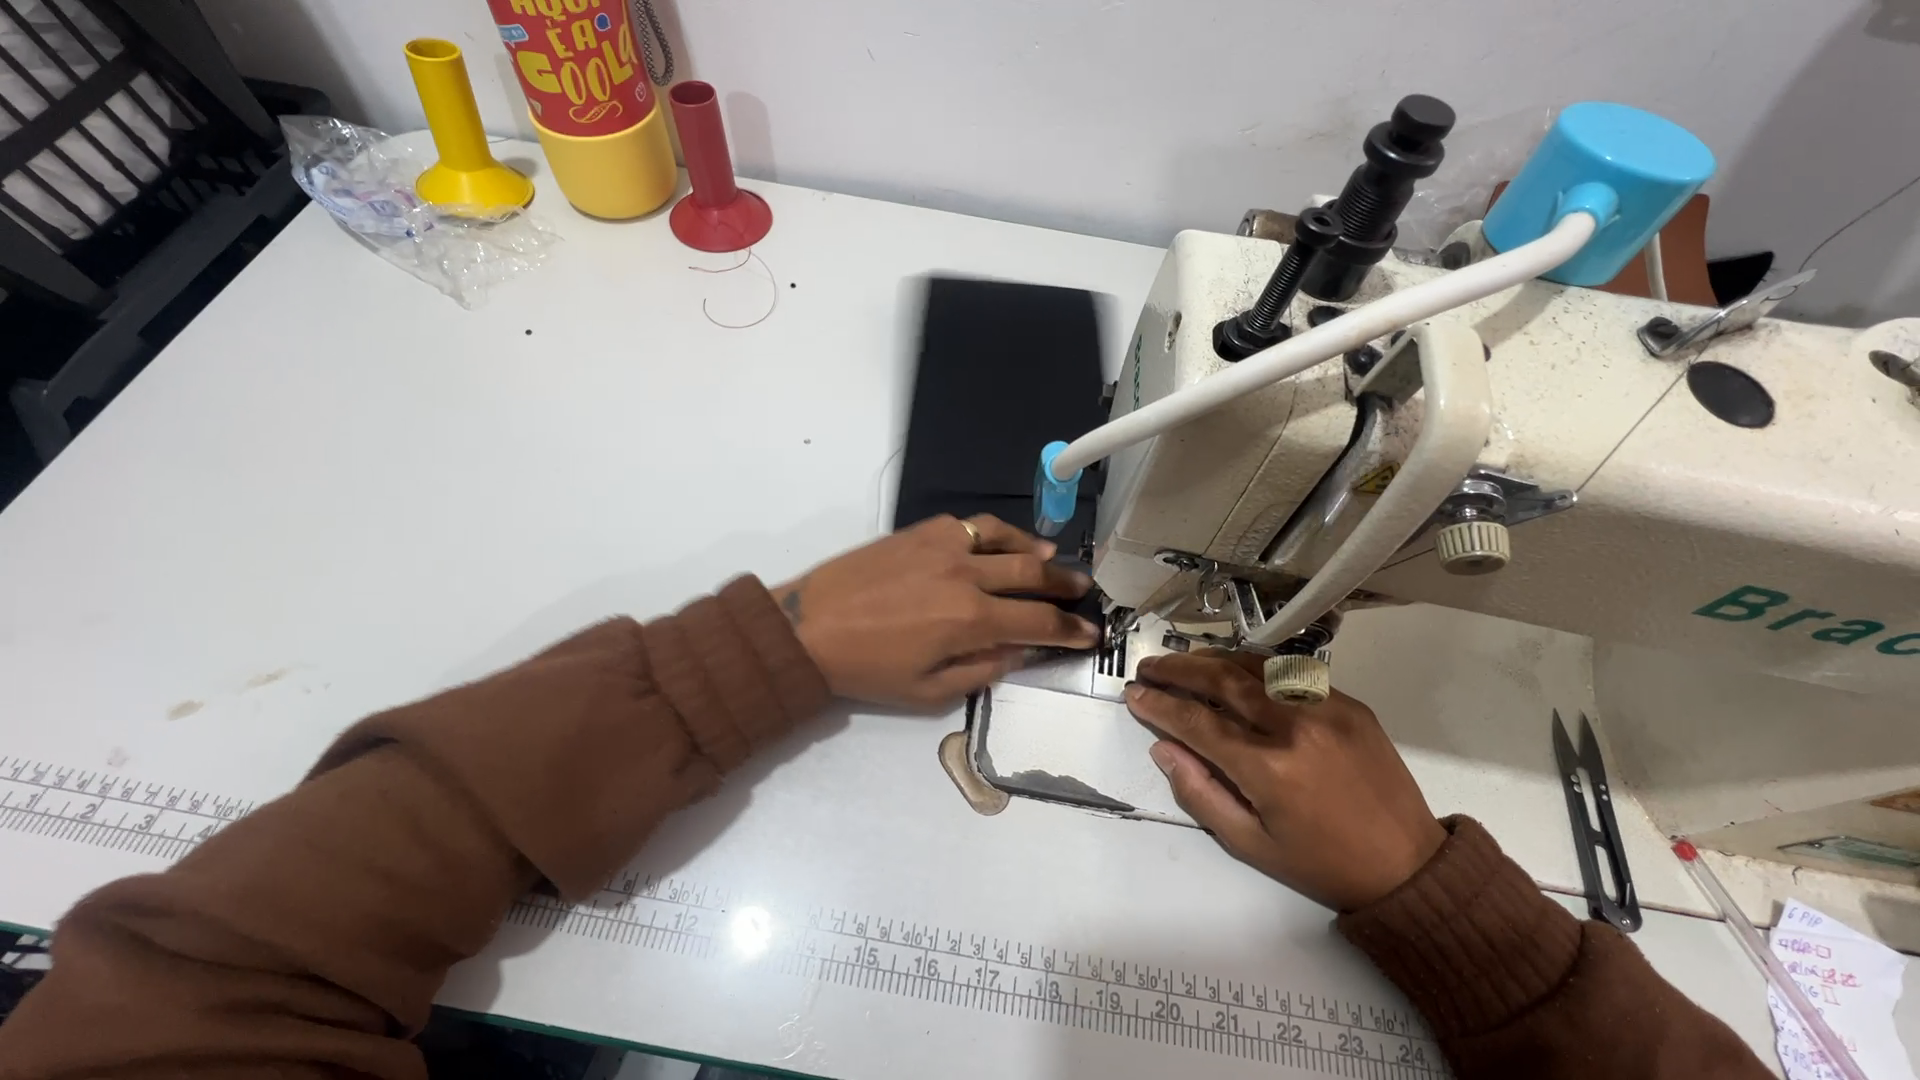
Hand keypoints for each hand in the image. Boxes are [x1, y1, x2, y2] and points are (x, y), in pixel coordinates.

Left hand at [772, 515, 1099, 706]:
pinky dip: (998, 531)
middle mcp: (967, 575)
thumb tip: (1020, 652)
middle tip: (1083, 591)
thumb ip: (982, 670)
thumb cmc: (867, 668)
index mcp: (971, 620)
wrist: (809, 626)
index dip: (1070, 630)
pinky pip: (972, 524)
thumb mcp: (928, 691)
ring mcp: (944, 546)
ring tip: (1055, 556)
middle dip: (1065, 585)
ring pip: (1007, 539)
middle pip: (1032, 573)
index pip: (1039, 622)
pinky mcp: (922, 531)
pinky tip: (1004, 540)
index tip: (1090, 633)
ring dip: (1038, 549)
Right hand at [1125, 651, 1445, 911]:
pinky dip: (1254, 666)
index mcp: (1268, 768)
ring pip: (1255, 666)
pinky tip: (1234, 669)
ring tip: (1183, 661)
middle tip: (1149, 667)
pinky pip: (1290, 673)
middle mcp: (1294, 726)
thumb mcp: (1250, 844)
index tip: (1133, 695)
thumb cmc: (1321, 863)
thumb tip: (1163, 749)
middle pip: (1221, 680)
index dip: (1158, 705)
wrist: (1408, 865)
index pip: (1196, 722)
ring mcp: (1326, 707)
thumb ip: (1200, 793)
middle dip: (1177, 669)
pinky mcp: (1349, 703)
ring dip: (1212, 659)